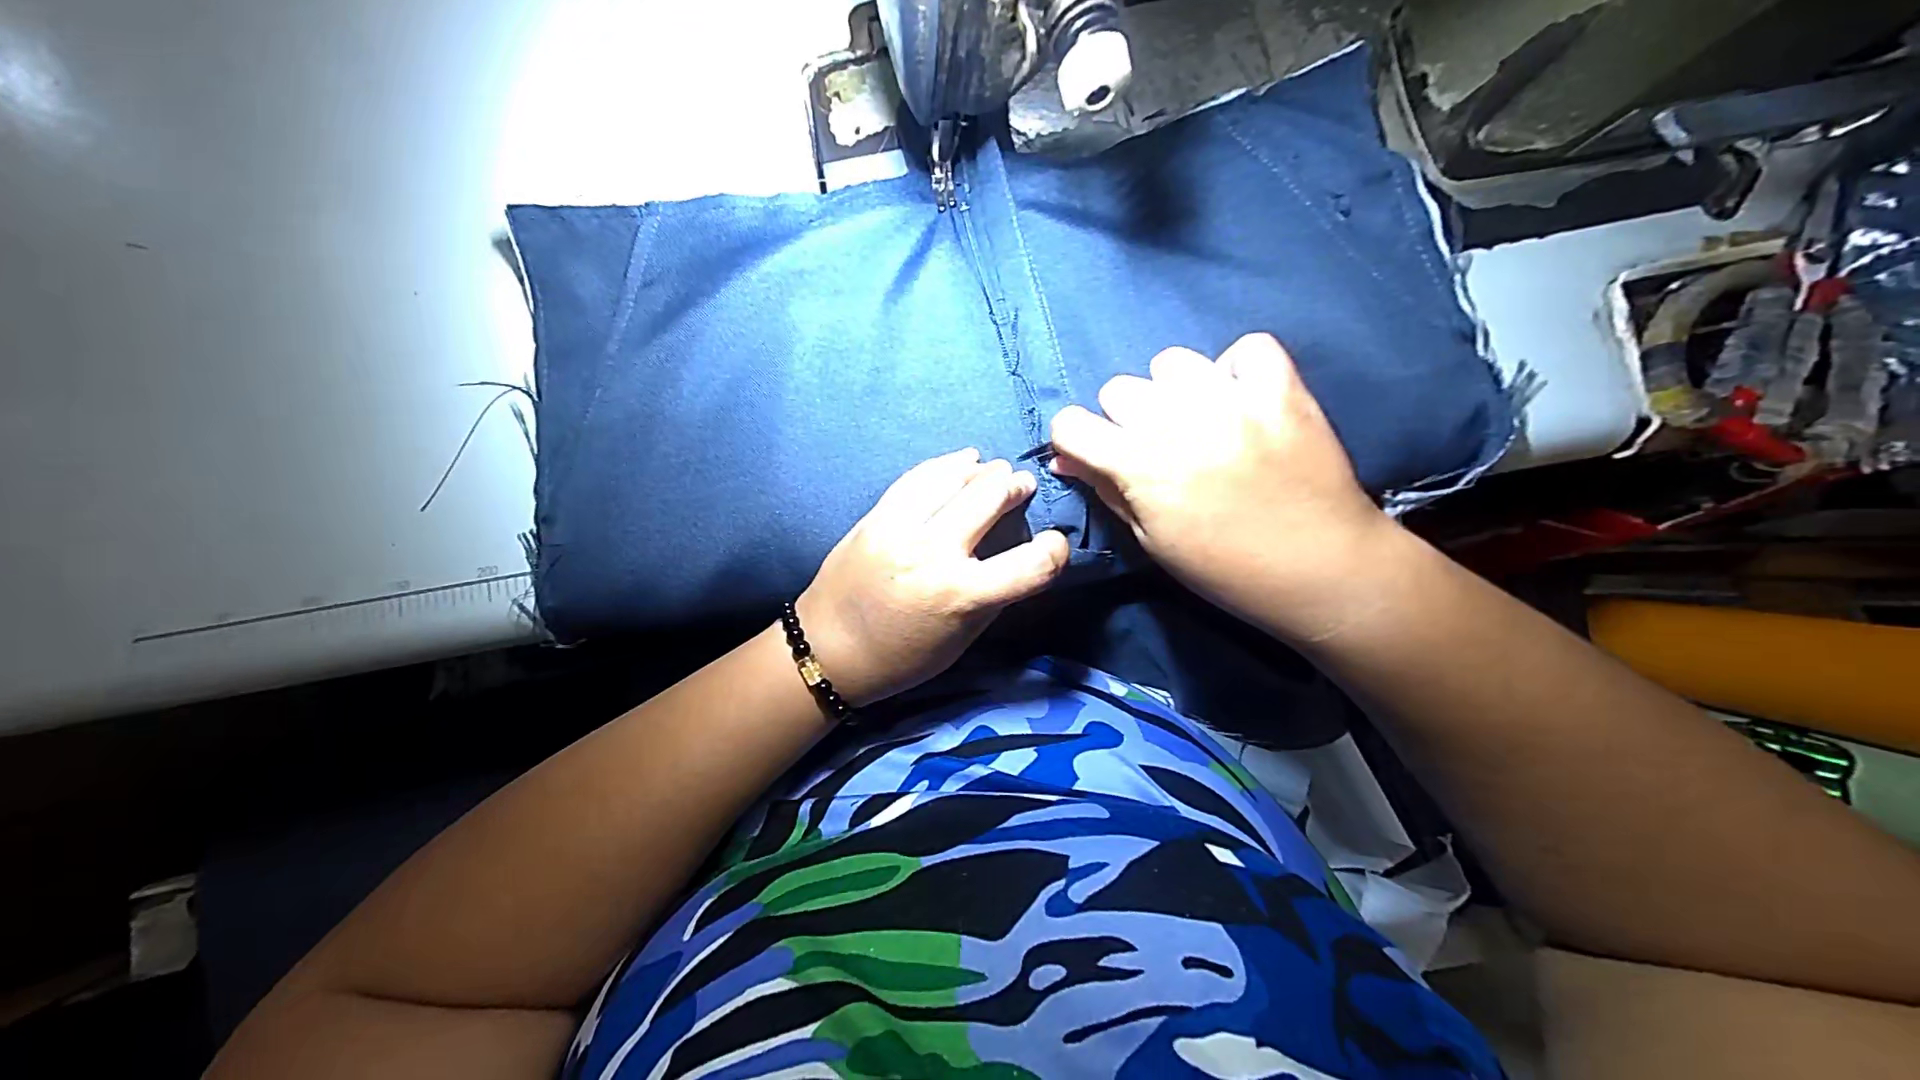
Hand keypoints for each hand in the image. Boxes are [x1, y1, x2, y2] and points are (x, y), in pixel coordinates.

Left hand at [795, 449, 1070, 704]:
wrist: (829, 650)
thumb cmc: (903, 657)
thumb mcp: (962, 639)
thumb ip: (995, 595)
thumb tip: (1021, 556)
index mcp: (961, 595)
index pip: (1032, 563)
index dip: (1055, 549)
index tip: (1053, 544)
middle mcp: (933, 553)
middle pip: (990, 497)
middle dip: (1016, 487)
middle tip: (1022, 487)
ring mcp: (900, 529)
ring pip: (954, 478)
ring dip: (983, 470)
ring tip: (996, 472)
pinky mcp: (876, 516)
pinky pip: (918, 477)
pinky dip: (946, 466)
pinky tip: (963, 462)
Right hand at [1049, 333, 1398, 641]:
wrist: (1317, 569)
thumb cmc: (1223, 568)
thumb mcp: (1150, 539)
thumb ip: (1106, 489)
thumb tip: (1066, 459)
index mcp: (1138, 464)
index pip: (1071, 424)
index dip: (1076, 440)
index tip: (1095, 454)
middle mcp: (1176, 421)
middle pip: (1119, 389)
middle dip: (1126, 419)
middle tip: (1158, 449)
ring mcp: (1231, 399)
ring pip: (1172, 362)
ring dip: (1175, 392)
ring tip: (1201, 421)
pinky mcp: (1280, 388)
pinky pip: (1247, 348)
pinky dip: (1238, 370)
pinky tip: (1242, 400)